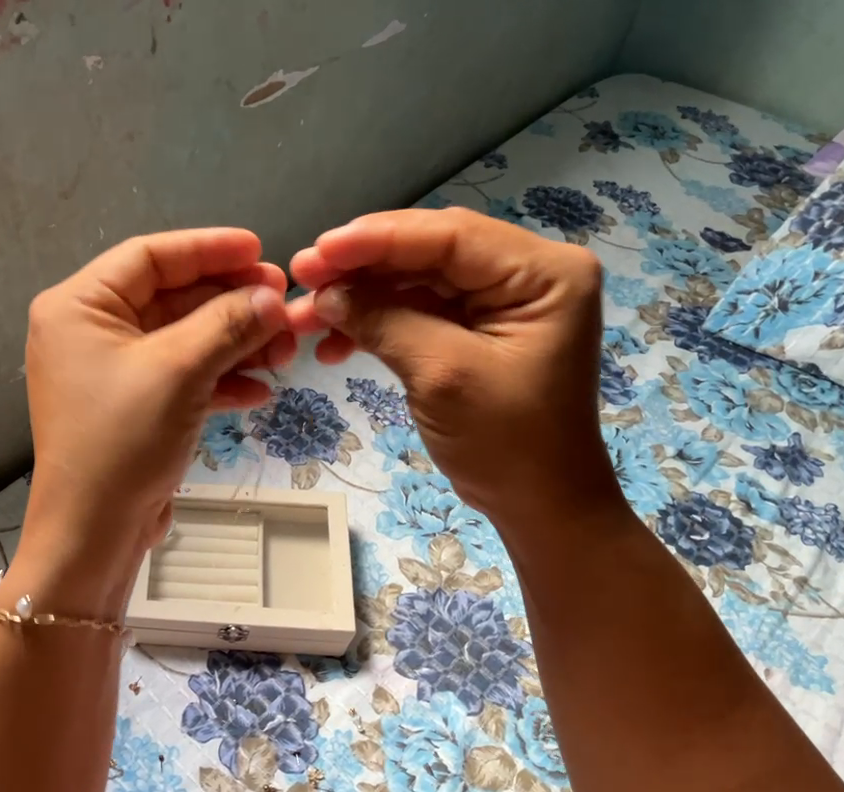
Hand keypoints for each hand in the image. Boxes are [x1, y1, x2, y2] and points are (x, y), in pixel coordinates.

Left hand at [22, 228, 295, 569]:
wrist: (93, 533)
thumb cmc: (122, 440)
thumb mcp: (179, 371)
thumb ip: (229, 324)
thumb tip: (275, 298)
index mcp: (79, 306)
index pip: (150, 256)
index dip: (209, 249)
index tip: (262, 251)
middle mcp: (89, 333)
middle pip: (171, 298)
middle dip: (232, 306)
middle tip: (285, 309)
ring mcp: (111, 375)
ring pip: (183, 342)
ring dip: (234, 346)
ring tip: (286, 354)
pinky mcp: (132, 411)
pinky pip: (180, 380)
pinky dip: (218, 381)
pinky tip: (259, 390)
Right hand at [287, 208, 621, 530]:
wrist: (539, 504)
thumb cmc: (506, 442)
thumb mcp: (443, 375)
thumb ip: (385, 322)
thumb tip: (326, 294)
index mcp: (542, 272)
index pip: (449, 236)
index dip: (377, 239)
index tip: (318, 252)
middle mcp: (525, 273)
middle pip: (429, 253)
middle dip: (362, 267)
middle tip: (301, 276)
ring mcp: (500, 303)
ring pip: (416, 282)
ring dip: (360, 298)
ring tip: (305, 316)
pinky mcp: (477, 331)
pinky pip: (419, 313)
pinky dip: (376, 324)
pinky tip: (334, 343)